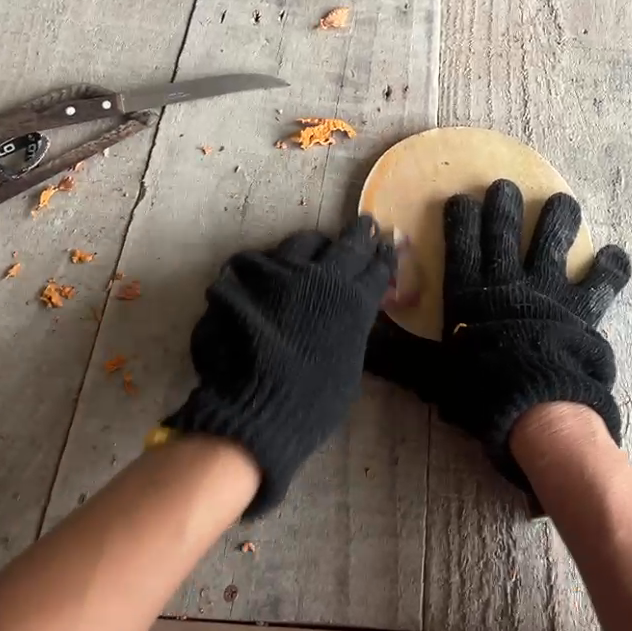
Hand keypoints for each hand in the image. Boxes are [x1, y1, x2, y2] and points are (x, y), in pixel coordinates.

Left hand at [164, 217, 394, 514]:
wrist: (251, 405)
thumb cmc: (307, 404)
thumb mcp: (345, 369)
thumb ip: (347, 333)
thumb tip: (344, 320)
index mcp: (353, 304)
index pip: (376, 270)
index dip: (382, 256)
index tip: (385, 245)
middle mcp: (323, 278)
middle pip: (348, 244)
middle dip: (360, 234)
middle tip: (365, 225)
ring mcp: (283, 272)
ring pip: (302, 242)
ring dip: (313, 245)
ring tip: (314, 246)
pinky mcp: (246, 275)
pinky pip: (260, 260)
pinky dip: (266, 266)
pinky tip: (262, 273)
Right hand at [365, 180, 630, 492]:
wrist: (534, 406)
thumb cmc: (478, 390)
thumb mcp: (429, 374)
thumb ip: (397, 357)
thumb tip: (361, 349)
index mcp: (469, 290)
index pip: (461, 240)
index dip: (460, 216)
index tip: (461, 199)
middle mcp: (507, 279)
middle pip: (504, 228)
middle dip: (503, 203)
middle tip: (504, 186)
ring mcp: (547, 288)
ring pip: (554, 238)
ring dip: (559, 216)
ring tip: (562, 201)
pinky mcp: (581, 306)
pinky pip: (601, 280)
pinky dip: (611, 267)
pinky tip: (615, 256)